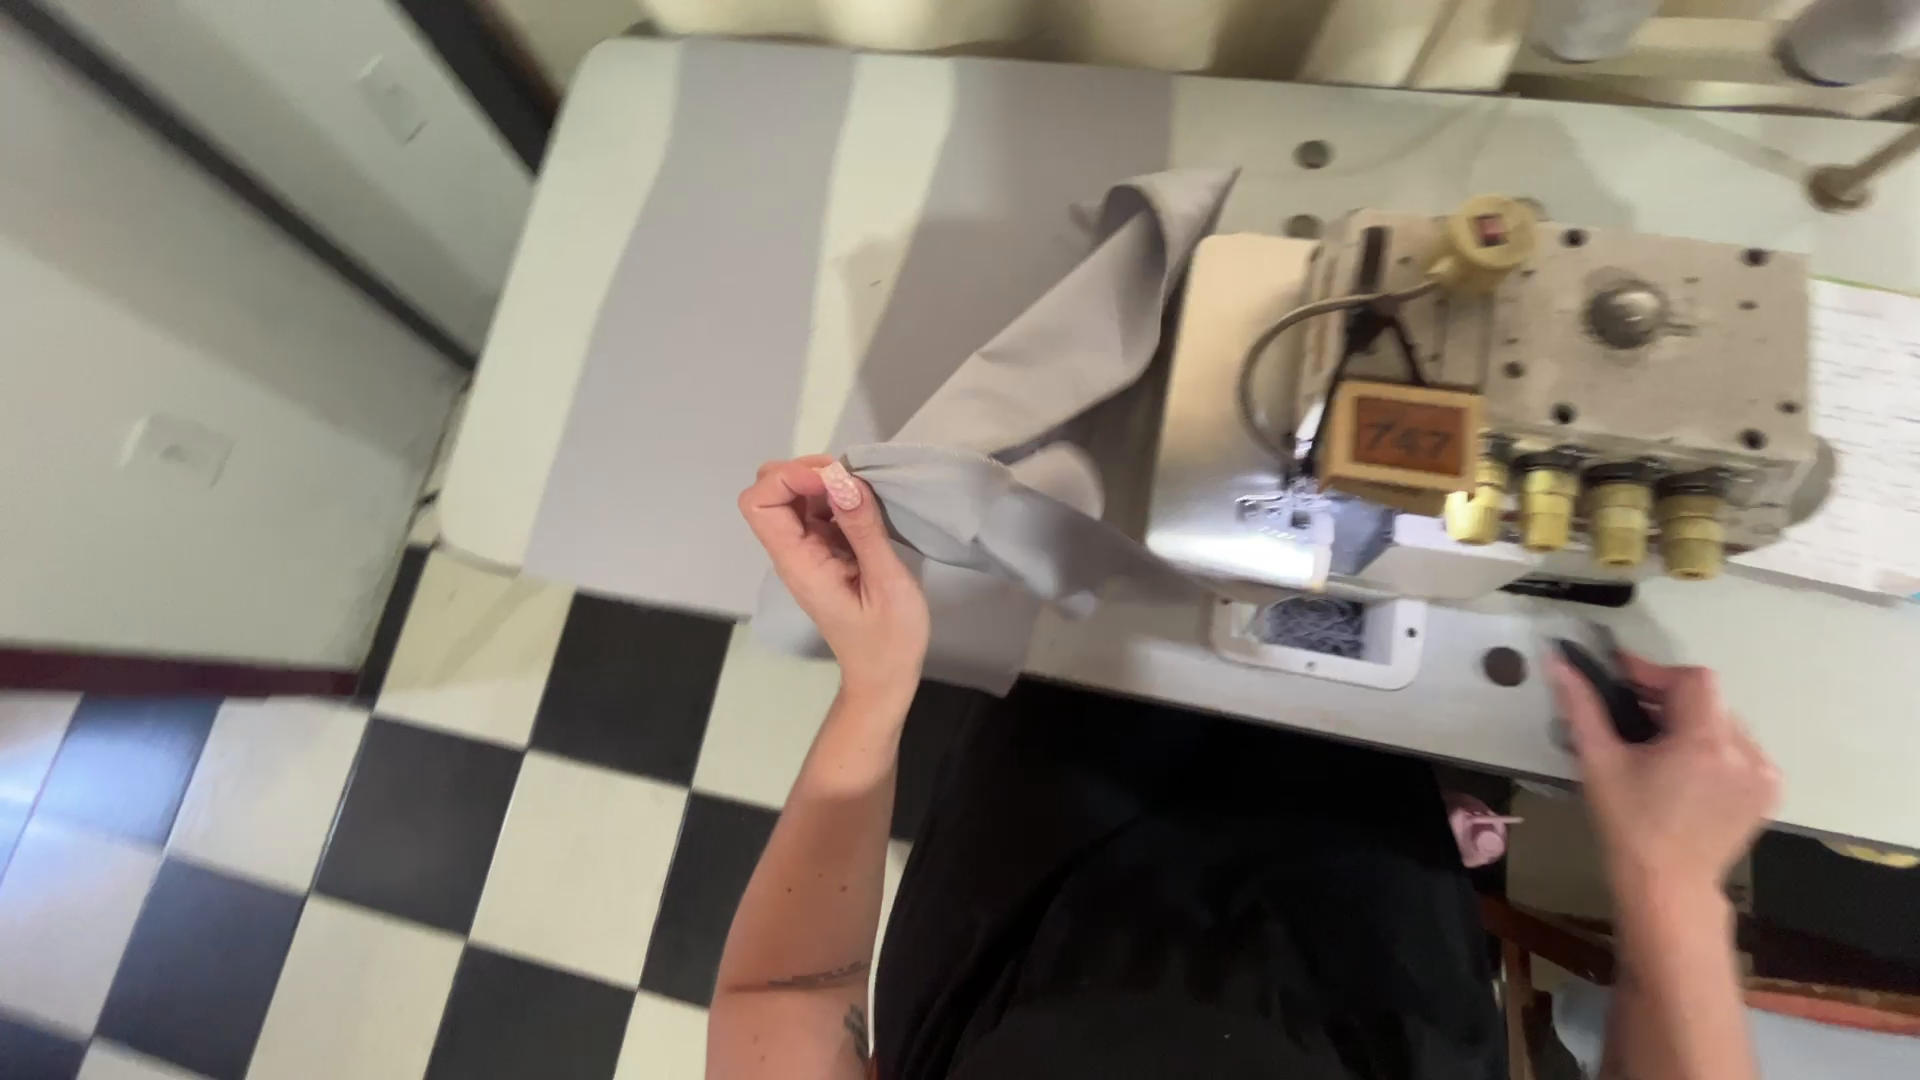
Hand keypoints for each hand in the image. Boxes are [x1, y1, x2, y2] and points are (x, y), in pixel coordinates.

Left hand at [739, 455, 929, 704]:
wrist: (885, 677)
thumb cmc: (888, 639)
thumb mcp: (887, 583)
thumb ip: (863, 530)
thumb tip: (845, 481)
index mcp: (798, 563)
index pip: (760, 503)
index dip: (790, 478)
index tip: (835, 480)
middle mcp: (793, 554)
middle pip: (770, 493)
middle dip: (805, 472)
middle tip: (851, 479)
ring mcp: (807, 553)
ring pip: (794, 498)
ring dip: (824, 483)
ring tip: (865, 491)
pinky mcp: (825, 554)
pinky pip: (818, 512)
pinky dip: (837, 498)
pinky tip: (866, 507)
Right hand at [1549, 652, 1779, 905]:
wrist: (1667, 879)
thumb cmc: (1626, 819)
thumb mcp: (1597, 759)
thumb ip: (1581, 705)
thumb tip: (1558, 662)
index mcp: (1706, 744)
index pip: (1694, 680)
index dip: (1653, 671)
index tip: (1618, 676)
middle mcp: (1749, 754)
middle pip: (1709, 700)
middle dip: (1665, 697)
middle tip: (1625, 711)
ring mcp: (1765, 775)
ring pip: (1724, 722)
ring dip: (1687, 720)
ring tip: (1652, 741)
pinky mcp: (1769, 791)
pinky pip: (1740, 748)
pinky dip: (1708, 743)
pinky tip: (1680, 764)